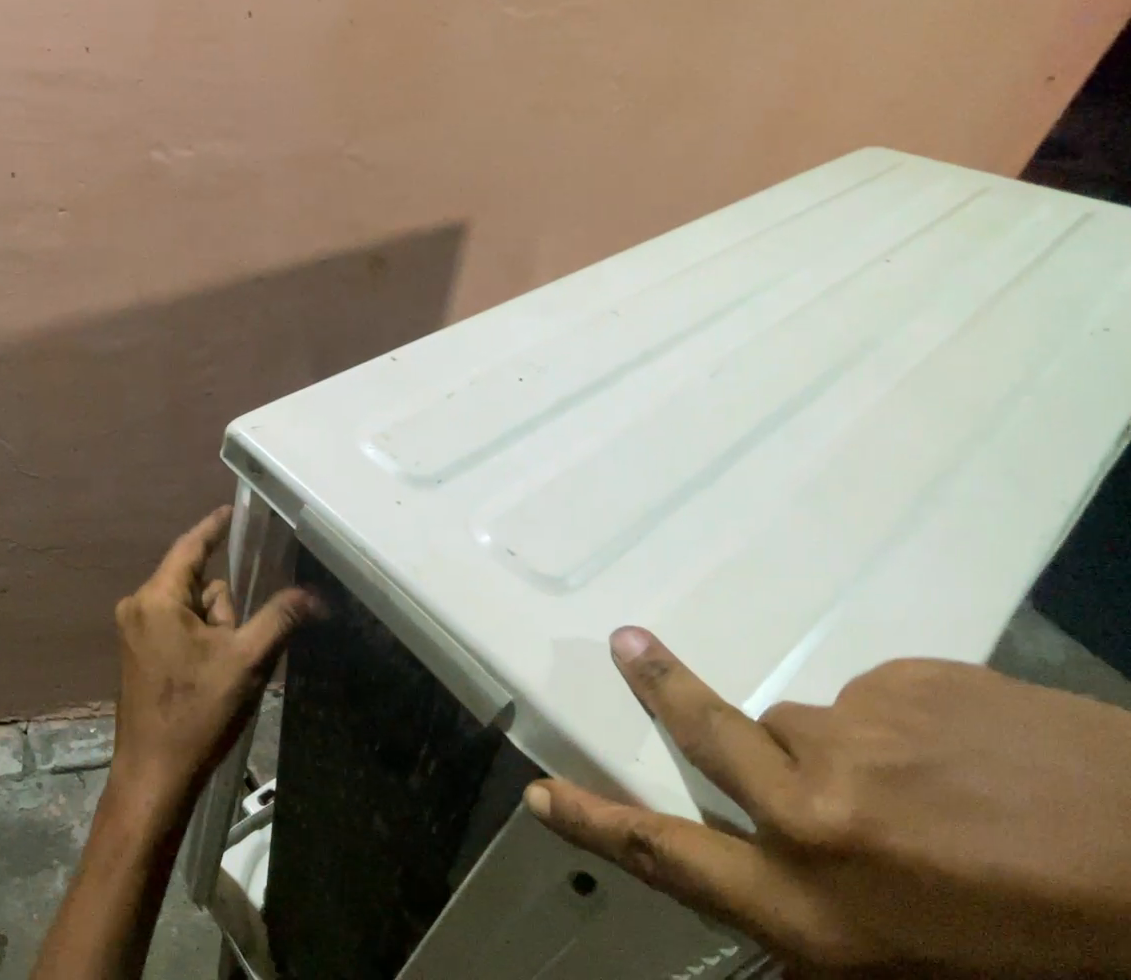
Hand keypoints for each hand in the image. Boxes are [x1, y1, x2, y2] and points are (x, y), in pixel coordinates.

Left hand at [109, 505, 320, 801]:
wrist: (155, 774)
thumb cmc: (197, 713)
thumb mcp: (247, 661)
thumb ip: (278, 617)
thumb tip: (313, 594)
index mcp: (157, 598)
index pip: (190, 547)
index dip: (214, 527)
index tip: (232, 510)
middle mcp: (138, 606)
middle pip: (197, 585)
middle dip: (224, 611)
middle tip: (235, 651)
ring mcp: (133, 631)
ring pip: (191, 610)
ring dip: (214, 631)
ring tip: (220, 673)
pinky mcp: (136, 653)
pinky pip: (176, 628)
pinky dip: (199, 642)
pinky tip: (207, 678)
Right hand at [527, 627, 1130, 977]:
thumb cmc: (1055, 945)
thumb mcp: (922, 970)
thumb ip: (827, 935)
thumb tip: (776, 920)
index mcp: (819, 905)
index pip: (668, 856)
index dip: (594, 823)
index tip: (539, 793)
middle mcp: (813, 813)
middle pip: (709, 734)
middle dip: (660, 687)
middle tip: (629, 647)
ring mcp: (858, 733)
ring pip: (805, 724)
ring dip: (836, 749)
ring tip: (929, 785)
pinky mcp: (908, 682)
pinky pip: (872, 699)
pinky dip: (898, 725)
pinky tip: (972, 758)